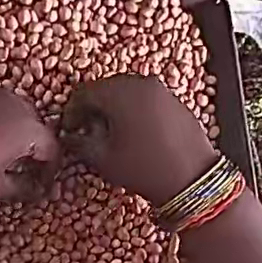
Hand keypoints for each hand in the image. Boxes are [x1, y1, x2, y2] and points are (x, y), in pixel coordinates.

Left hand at [0, 81, 59, 203]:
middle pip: (32, 123)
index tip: (42, 182)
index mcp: (27, 128)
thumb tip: (35, 190)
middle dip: (30, 144)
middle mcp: (12, 102)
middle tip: (21, 166)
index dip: (50, 168)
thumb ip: (22, 186)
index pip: (51, 148)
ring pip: (8, 108)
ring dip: (8, 127)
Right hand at [61, 75, 217, 205]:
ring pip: (127, 92)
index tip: (69, 129)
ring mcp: (161, 91)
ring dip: (113, 108)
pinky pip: (146, 99)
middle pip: (106, 88)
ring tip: (109, 133)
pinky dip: (134, 110)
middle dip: (93, 107)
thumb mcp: (104, 159)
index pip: (84, 92)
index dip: (72, 111)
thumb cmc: (143, 168)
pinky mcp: (175, 102)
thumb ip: (80, 143)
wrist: (193, 179)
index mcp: (119, 92)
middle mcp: (141, 83)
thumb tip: (69, 137)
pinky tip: (133, 133)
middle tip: (86, 130)